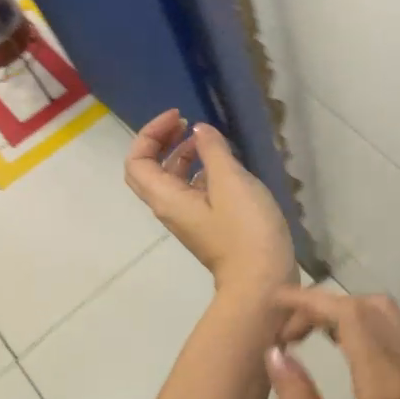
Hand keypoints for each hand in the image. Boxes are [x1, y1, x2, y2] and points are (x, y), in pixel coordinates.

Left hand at [124, 110, 295, 293]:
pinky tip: (227, 165)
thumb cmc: (244, 230)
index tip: (179, 117)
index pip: (137, 161)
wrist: (262, 281)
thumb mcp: (230, 182)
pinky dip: (202, 172)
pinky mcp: (210, 225)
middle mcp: (171, 209)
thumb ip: (213, 151)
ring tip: (210, 141)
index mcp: (166, 198)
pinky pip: (194, 192)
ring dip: (185, 155)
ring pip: (174, 180)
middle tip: (188, 123)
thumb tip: (199, 131)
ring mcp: (190, 219)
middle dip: (164, 142)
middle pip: (150, 170)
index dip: (151, 134)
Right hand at [263, 288, 399, 398]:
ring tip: (306, 334)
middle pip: (367, 305)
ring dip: (344, 310)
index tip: (275, 303)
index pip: (349, 316)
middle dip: (322, 305)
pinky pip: (394, 331)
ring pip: (384, 313)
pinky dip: (362, 323)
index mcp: (385, 387)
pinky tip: (336, 344)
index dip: (310, 301)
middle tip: (285, 332)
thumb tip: (274, 354)